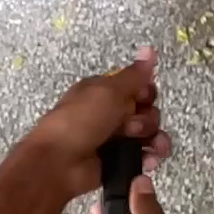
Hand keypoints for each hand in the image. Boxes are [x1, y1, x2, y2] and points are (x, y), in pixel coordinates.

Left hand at [14, 46, 172, 200]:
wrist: (59, 164)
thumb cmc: (79, 121)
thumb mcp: (107, 91)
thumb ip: (133, 74)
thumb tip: (150, 49)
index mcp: (103, 92)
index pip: (137, 87)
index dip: (145, 93)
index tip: (142, 99)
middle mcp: (109, 114)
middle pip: (146, 111)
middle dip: (147, 119)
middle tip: (129, 127)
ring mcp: (114, 139)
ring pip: (148, 135)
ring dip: (155, 139)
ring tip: (149, 147)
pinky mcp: (117, 161)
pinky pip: (143, 156)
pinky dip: (150, 157)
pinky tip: (148, 160)